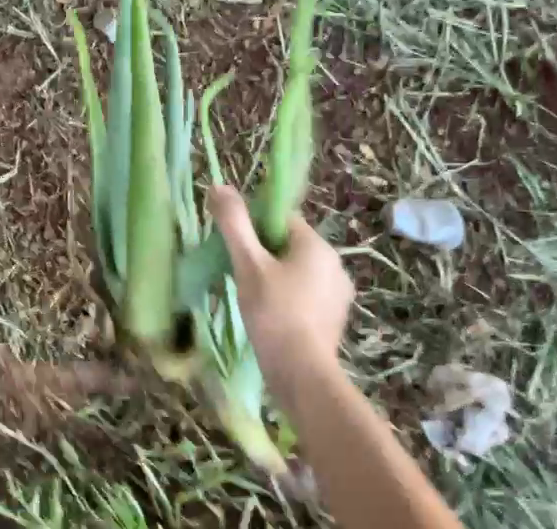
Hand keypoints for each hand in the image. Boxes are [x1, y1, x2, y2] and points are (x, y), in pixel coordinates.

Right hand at [209, 184, 352, 403]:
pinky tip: (267, 309)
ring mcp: (337, 292)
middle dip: (259, 249)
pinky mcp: (333, 314)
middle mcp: (335, 264)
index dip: (252, 225)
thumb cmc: (273, 310)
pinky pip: (303, 288)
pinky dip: (284, 291)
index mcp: (317, 247)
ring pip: (294, 266)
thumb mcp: (247, 262)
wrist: (301, 370)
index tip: (234, 244)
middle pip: (286, 241)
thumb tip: (218, 185)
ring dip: (270, 271)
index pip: (280, 218)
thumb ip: (234, 222)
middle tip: (236, 268)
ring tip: (249, 290)